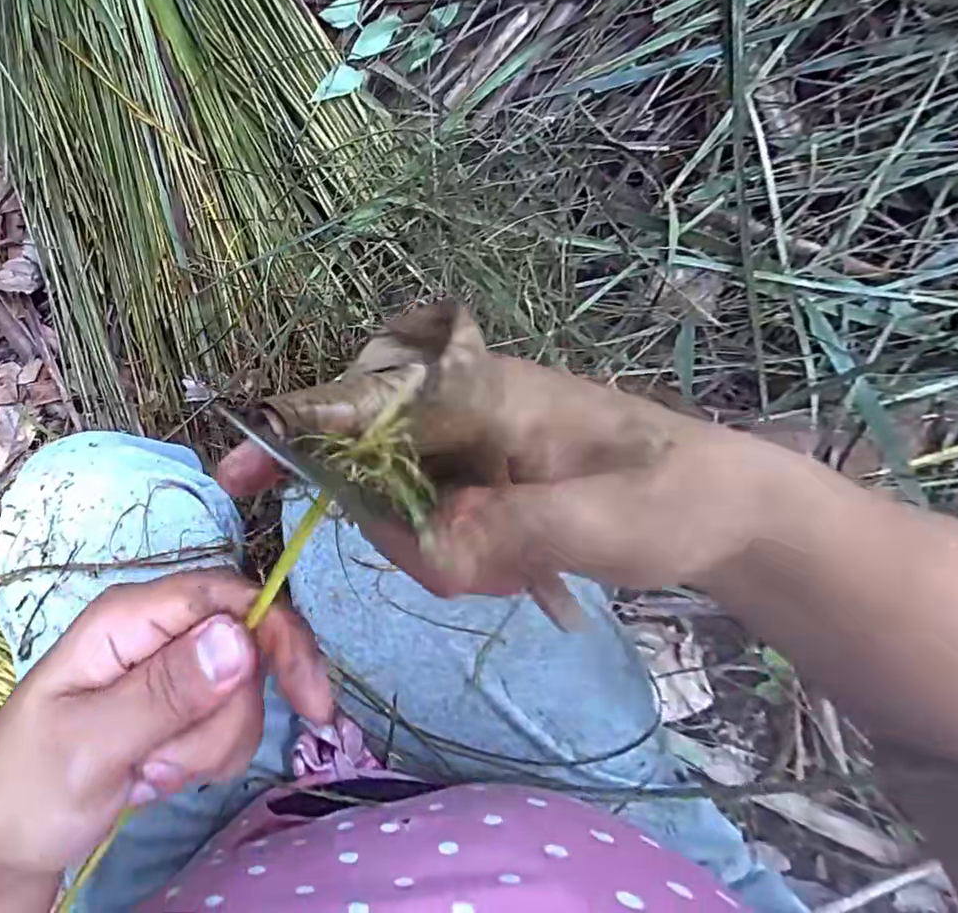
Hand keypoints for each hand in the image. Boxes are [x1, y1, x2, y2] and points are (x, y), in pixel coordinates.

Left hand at [0, 570, 332, 886]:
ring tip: (146, 770)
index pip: (222, 593)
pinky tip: (154, 773)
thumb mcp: (91, 743)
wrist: (3, 843)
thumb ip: (166, 690)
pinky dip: (203, 757)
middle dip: (223, 715)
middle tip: (164, 759)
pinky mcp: (173, 702)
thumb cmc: (28, 786)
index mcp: (127, 615)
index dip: (275, 631)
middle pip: (240, 645)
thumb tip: (242, 636)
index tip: (311, 700)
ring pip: (238, 690)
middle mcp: (152, 628)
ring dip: (207, 745)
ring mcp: (164, 666)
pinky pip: (223, 721)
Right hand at [216, 310, 817, 597]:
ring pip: (379, 505)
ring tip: (513, 565)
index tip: (237, 472)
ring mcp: (443, 445)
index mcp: (468, 388)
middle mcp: (440, 406)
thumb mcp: (605, 518)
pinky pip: (406, 523)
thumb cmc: (671, 494)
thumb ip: (511, 528)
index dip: (290, 431)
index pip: (357, 401)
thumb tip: (425, 545)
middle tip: (467, 570)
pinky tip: (506, 563)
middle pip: (356, 465)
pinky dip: (440, 555)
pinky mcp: (449, 478)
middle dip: (394, 528)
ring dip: (428, 549)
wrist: (721, 511)